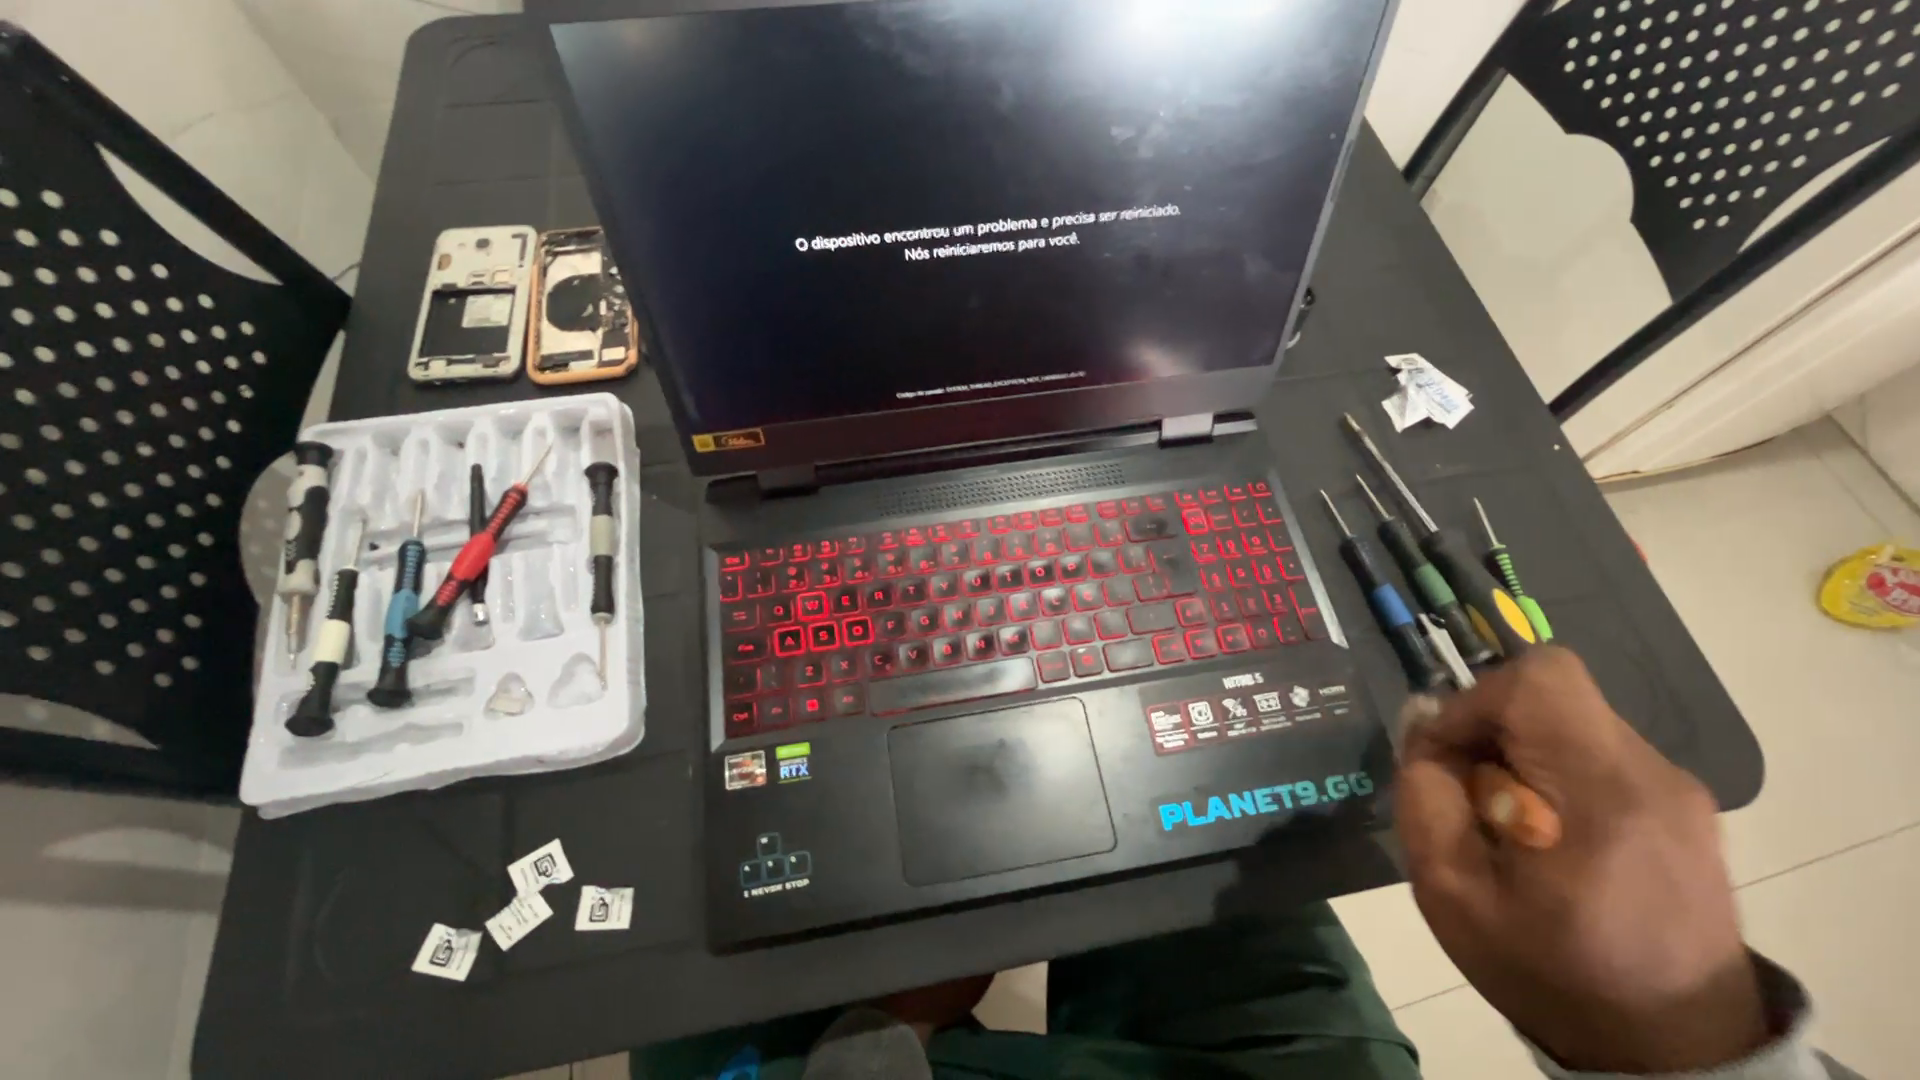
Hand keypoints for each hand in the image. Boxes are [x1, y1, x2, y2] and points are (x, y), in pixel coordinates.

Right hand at [1394, 647, 1767, 1072]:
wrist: (1673, 1047)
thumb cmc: (1549, 971)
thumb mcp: (1449, 889)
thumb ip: (1425, 792)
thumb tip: (1424, 723)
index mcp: (1603, 793)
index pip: (1538, 679)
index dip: (1474, 702)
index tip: (1449, 759)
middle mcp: (1654, 774)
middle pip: (1551, 693)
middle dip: (1490, 728)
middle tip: (1470, 794)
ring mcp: (1679, 787)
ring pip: (1570, 718)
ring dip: (1519, 751)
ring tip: (1507, 821)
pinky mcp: (1683, 805)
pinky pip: (1596, 749)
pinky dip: (1553, 770)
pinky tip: (1547, 833)